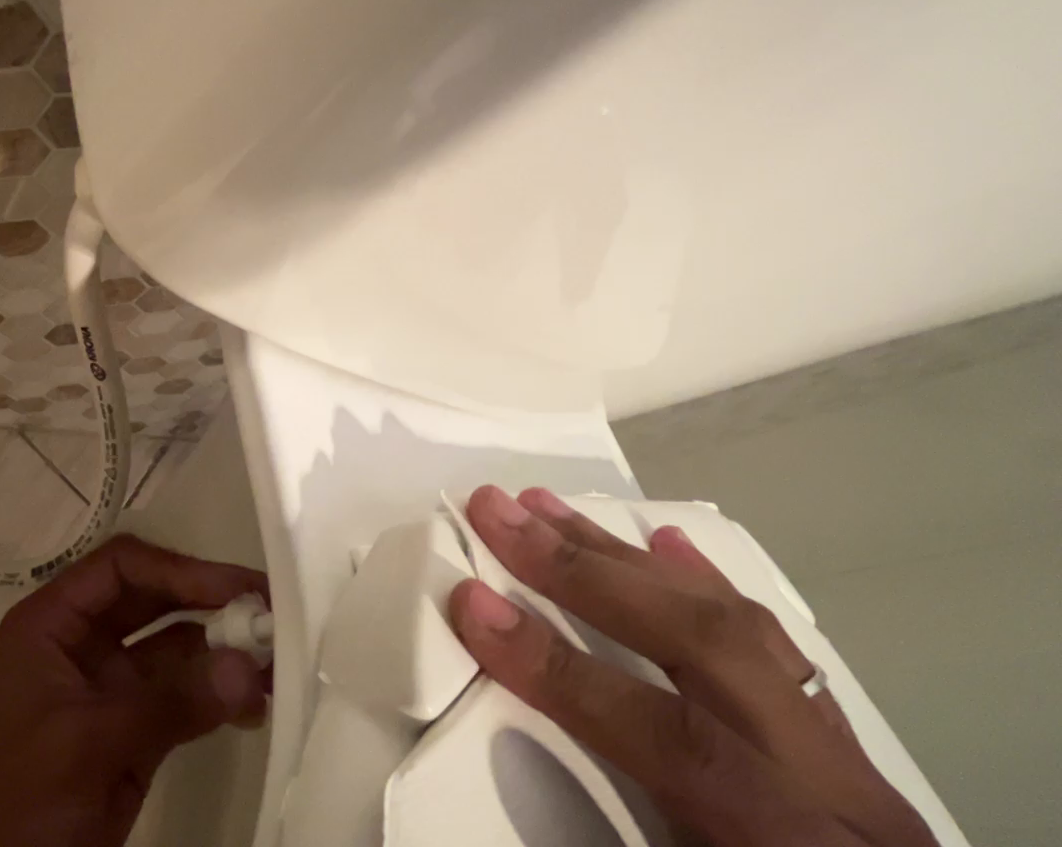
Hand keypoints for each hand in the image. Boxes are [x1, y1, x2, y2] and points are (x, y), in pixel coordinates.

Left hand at [0, 535, 270, 846]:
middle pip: (153, 601)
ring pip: (174, 651)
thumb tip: (249, 668)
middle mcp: (82, 644)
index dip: (178, 570)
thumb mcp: (85, 743)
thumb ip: (168, 703)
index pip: (119, 569)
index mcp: (51, 624)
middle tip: (274, 615)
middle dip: (209, 604)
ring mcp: (108, 690)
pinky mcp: (132, 735)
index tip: (237, 589)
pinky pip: (182, 700)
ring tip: (279, 663)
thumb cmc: (16, 798)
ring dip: (222, 652)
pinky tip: (256, 706)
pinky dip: (218, 698)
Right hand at [449, 485, 936, 846]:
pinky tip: (666, 545)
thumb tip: (506, 757)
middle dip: (587, 569)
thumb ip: (596, 832)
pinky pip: (779, 649)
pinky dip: (708, 585)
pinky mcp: (846, 755)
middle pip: (708, 643)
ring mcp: (850, 767)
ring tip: (545, 507)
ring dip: (624, 558)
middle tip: (497, 512)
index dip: (560, 666)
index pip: (670, 735)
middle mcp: (840, 794)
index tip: (472, 604)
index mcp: (792, 842)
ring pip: (735, 625)